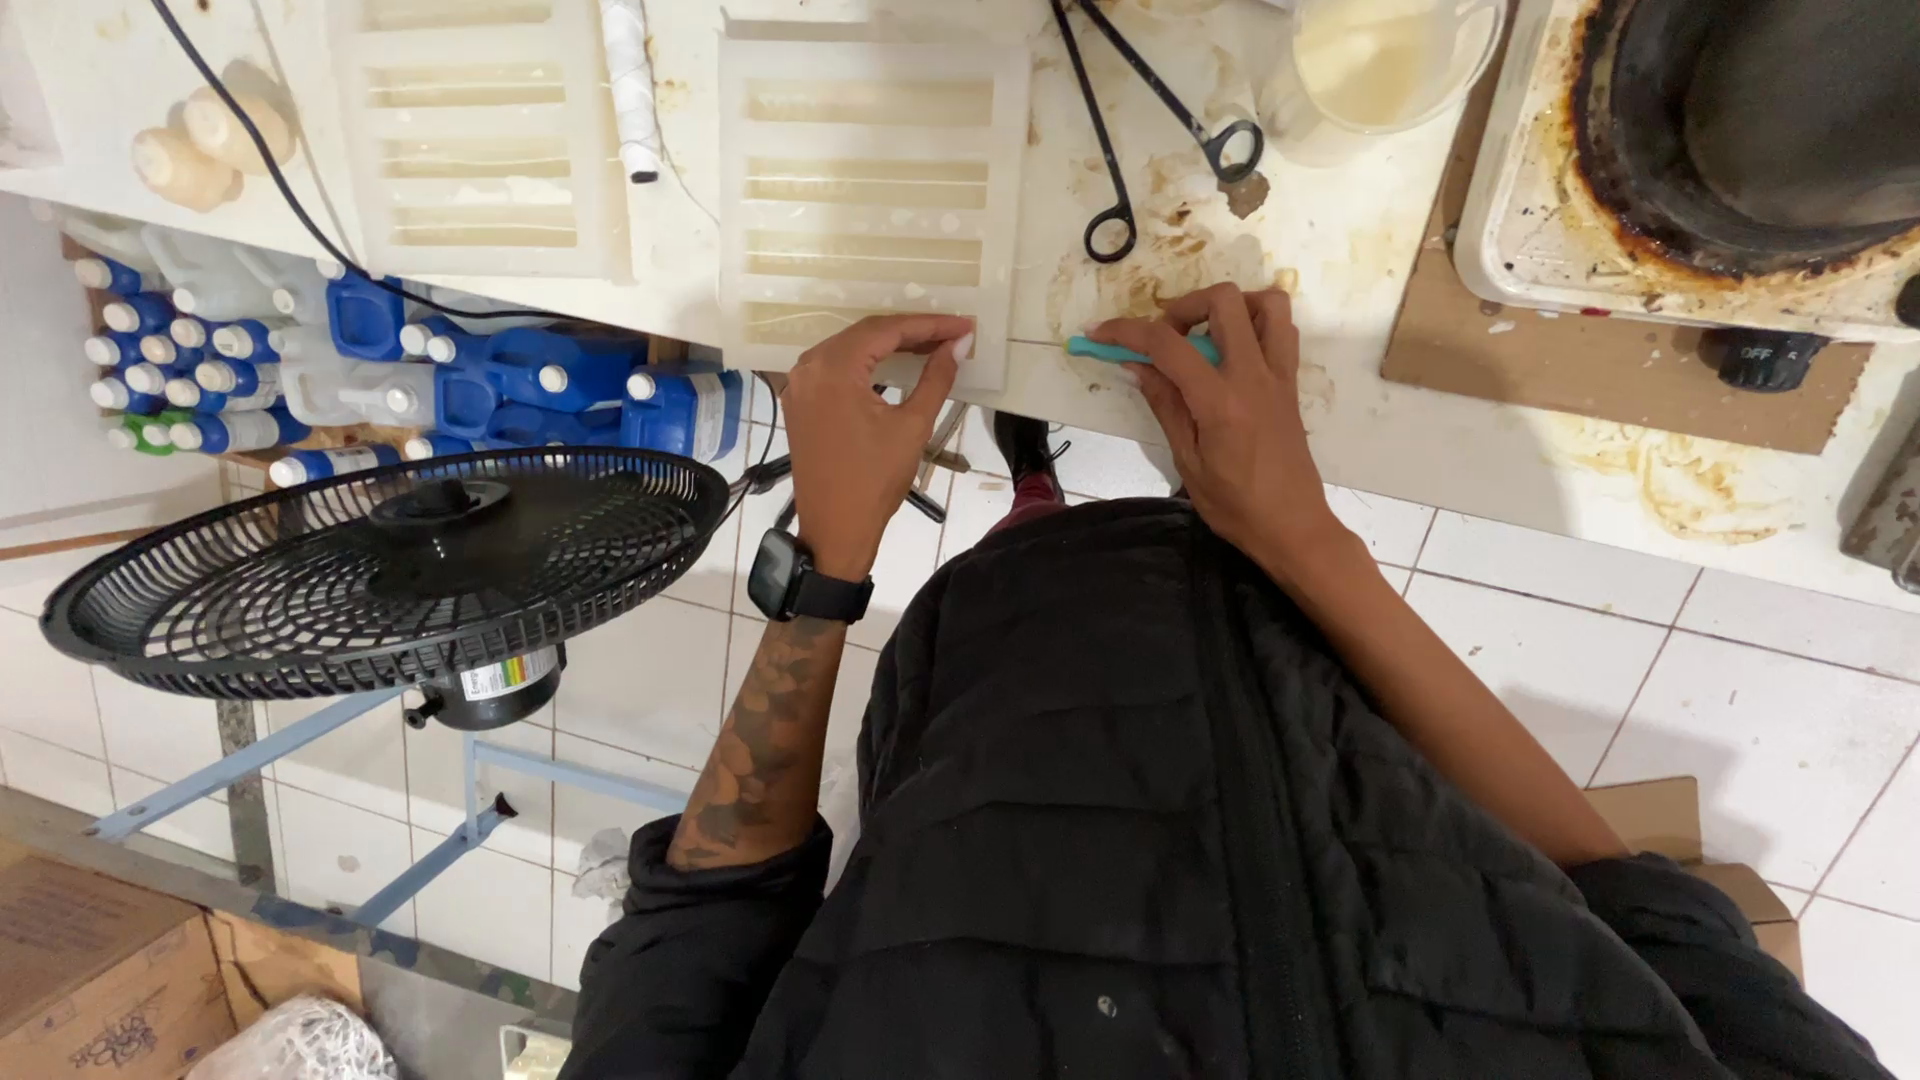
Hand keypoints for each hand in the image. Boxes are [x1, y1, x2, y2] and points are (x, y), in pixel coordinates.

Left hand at [783, 314, 973, 579]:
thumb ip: (936, 378)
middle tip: (951, 336)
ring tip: (930, 349)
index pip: (885, 330)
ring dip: (888, 348)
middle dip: (910, 333)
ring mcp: (798, 385)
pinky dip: (866, 366)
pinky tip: (893, 368)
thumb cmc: (875, 481)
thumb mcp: (912, 426)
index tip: (962, 326)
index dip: (928, 325)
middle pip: (864, 335)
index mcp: (833, 369)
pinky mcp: (799, 403)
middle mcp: (808, 368)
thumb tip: (957, 345)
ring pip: (849, 351)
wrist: (835, 529)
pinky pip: (835, 371)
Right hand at [1091, 284, 1351, 577]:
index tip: (1100, 333)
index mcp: (1220, 402)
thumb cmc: (1234, 506)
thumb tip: (1140, 367)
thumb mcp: (1187, 461)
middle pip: (1224, 300)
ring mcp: (1279, 376)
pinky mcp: (1291, 383)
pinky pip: (1281, 330)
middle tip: (1163, 339)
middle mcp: (1254, 376)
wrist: (1292, 525)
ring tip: (1203, 336)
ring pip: (1266, 303)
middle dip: (1182, 307)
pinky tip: (1230, 352)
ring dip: (1228, 308)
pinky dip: (1254, 324)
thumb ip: (1166, 406)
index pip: (1169, 345)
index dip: (1127, 332)